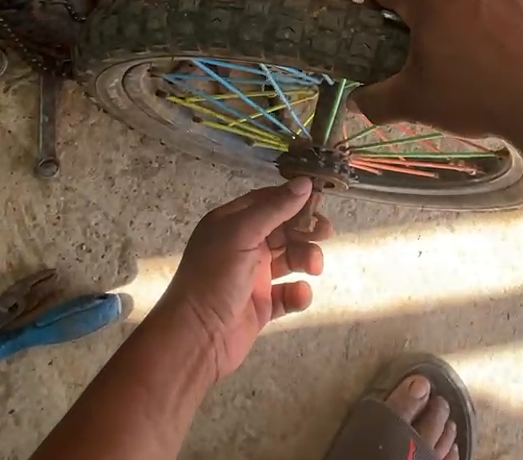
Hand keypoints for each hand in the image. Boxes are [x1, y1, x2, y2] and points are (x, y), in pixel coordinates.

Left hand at [146, 179, 331, 382]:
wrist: (196, 339)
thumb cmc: (215, 277)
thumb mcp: (242, 234)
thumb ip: (275, 208)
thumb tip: (306, 182)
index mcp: (232, 224)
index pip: (268, 202)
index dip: (293, 200)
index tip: (319, 201)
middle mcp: (243, 246)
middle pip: (283, 229)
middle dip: (305, 229)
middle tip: (326, 232)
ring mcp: (253, 277)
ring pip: (289, 258)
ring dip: (306, 258)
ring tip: (315, 267)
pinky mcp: (261, 305)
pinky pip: (287, 293)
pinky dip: (297, 292)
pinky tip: (300, 294)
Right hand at [352, 0, 522, 143]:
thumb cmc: (474, 95)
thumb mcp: (415, 103)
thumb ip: (377, 101)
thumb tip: (357, 104)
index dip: (374, 1)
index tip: (384, 31)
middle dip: (416, 3)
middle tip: (424, 43)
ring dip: (458, 3)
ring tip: (470, 47)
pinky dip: (496, 10)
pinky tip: (507, 46)